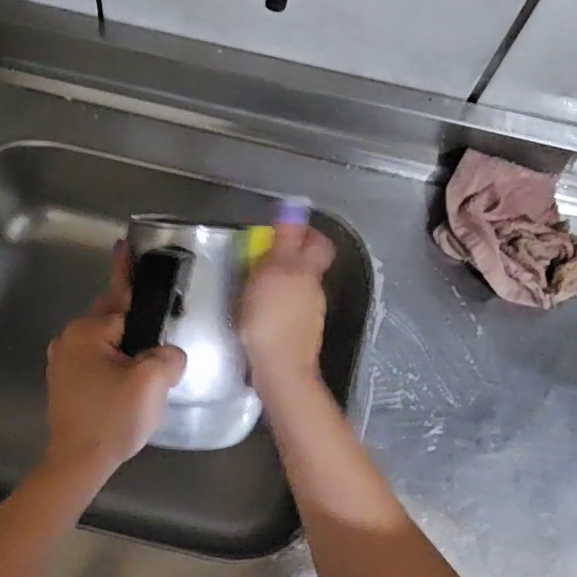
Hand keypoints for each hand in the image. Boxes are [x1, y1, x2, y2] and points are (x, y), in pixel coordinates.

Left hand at [44, 243, 187, 475]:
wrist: (78, 462)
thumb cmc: (113, 419)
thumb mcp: (152, 383)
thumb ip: (168, 356)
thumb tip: (168, 354)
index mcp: (88, 332)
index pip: (120, 297)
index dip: (128, 271)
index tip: (125, 243)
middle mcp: (69, 340)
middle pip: (110, 318)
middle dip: (133, 317)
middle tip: (159, 316)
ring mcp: (62, 363)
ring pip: (103, 342)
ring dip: (125, 344)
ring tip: (151, 354)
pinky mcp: (64, 385)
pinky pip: (96, 361)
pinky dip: (114, 362)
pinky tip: (130, 378)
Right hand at [242, 222, 333, 393]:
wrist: (280, 369)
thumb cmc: (269, 319)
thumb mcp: (270, 271)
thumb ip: (282, 240)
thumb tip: (294, 208)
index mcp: (305, 271)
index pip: (317, 241)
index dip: (305, 231)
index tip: (286, 228)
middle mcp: (312, 289)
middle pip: (310, 264)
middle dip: (294, 257)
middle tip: (269, 256)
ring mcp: (309, 313)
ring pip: (301, 288)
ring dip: (285, 283)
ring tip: (260, 286)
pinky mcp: (301, 334)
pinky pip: (292, 310)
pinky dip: (281, 306)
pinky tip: (263, 312)